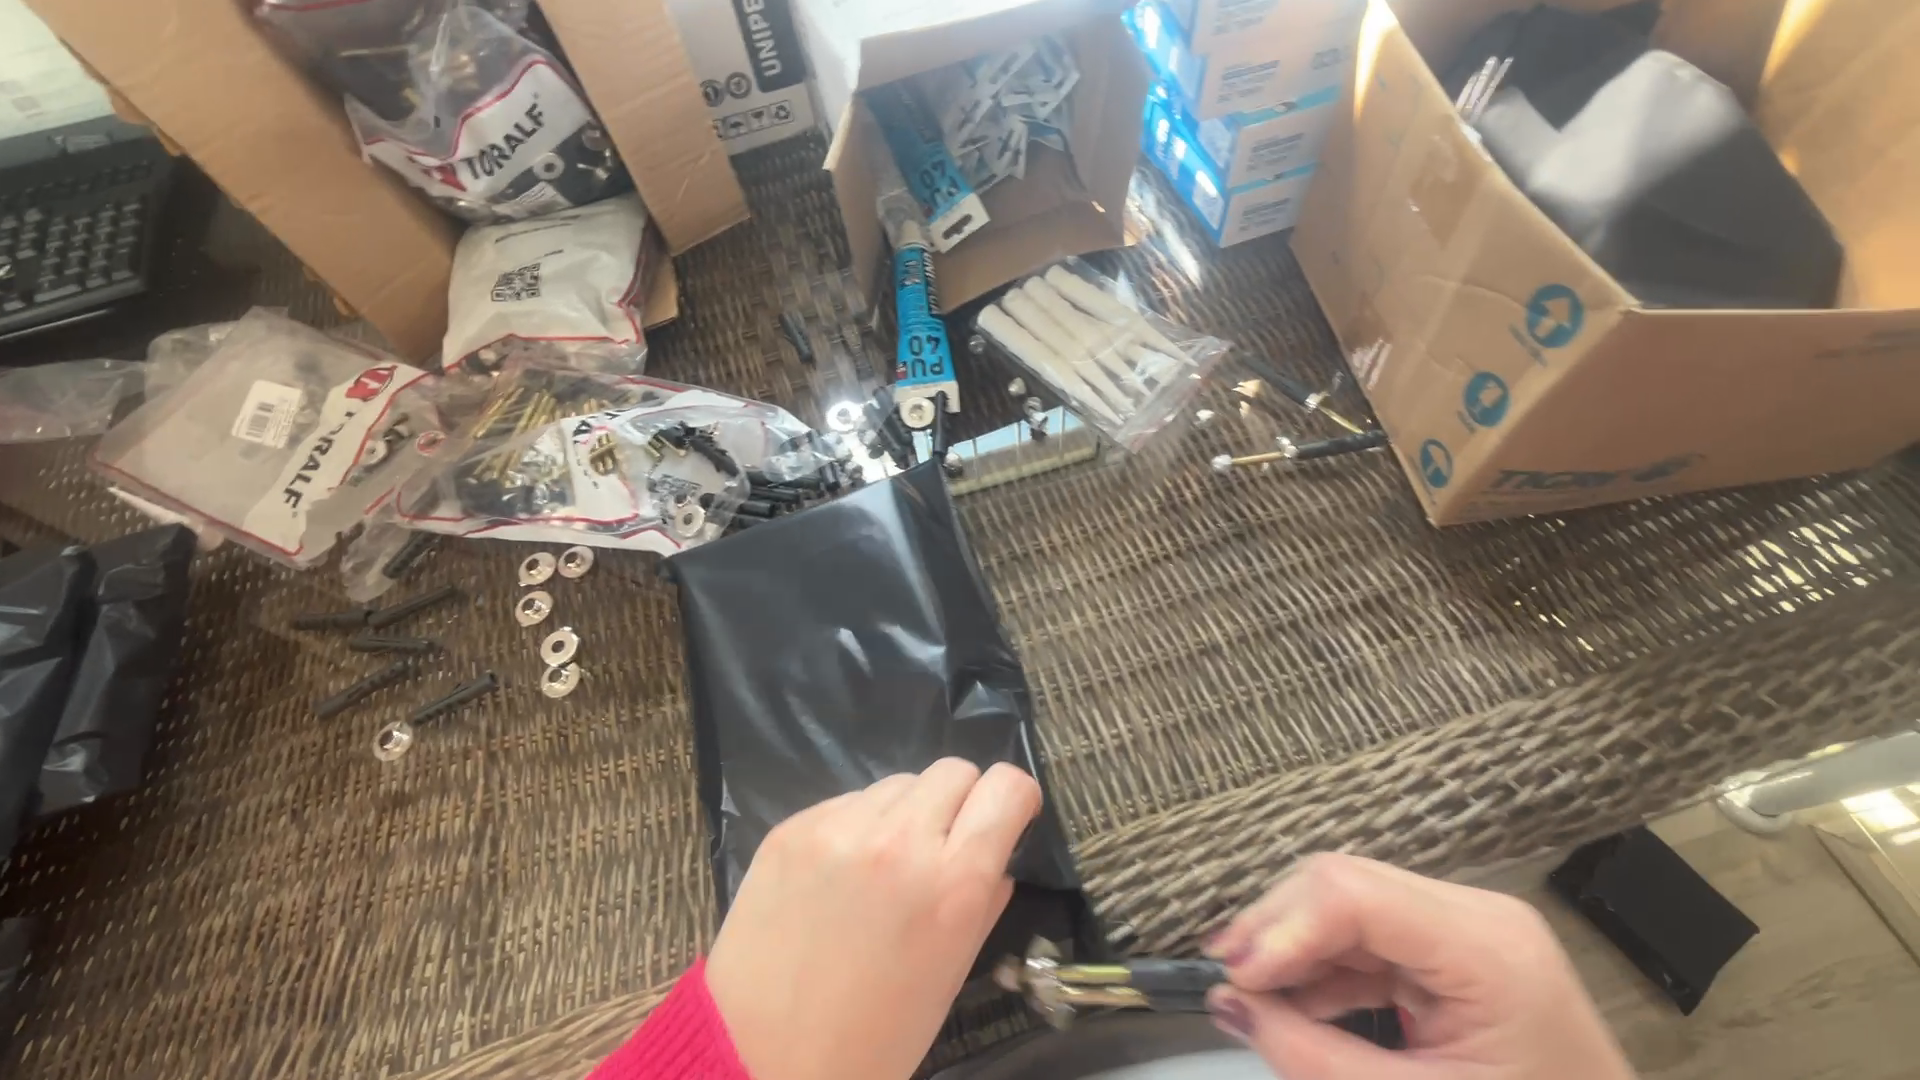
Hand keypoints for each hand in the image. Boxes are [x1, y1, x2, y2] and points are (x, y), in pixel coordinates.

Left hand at [705, 758, 1042, 1079]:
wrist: (758, 1057)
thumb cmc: (873, 1034)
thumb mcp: (949, 975)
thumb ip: (983, 904)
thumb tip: (996, 859)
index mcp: (953, 883)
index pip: (1006, 786)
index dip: (1014, 799)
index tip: (1005, 819)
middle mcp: (900, 839)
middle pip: (955, 769)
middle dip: (961, 801)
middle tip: (943, 845)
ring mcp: (841, 827)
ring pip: (900, 781)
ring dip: (907, 812)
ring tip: (884, 865)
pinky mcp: (794, 826)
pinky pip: (849, 802)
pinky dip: (860, 825)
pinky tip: (840, 873)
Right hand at [1204, 853, 1634, 1079]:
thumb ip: (1313, 1058)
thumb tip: (1225, 1003)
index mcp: (1487, 948)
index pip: (1355, 894)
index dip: (1283, 926)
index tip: (1234, 974)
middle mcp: (1475, 911)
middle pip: (1344, 884)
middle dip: (1277, 927)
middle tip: (1227, 975)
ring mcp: (1464, 923)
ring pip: (1345, 902)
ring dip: (1292, 943)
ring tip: (1249, 988)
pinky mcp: (1450, 944)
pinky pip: (1365, 934)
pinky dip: (1321, 963)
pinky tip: (1291, 998)